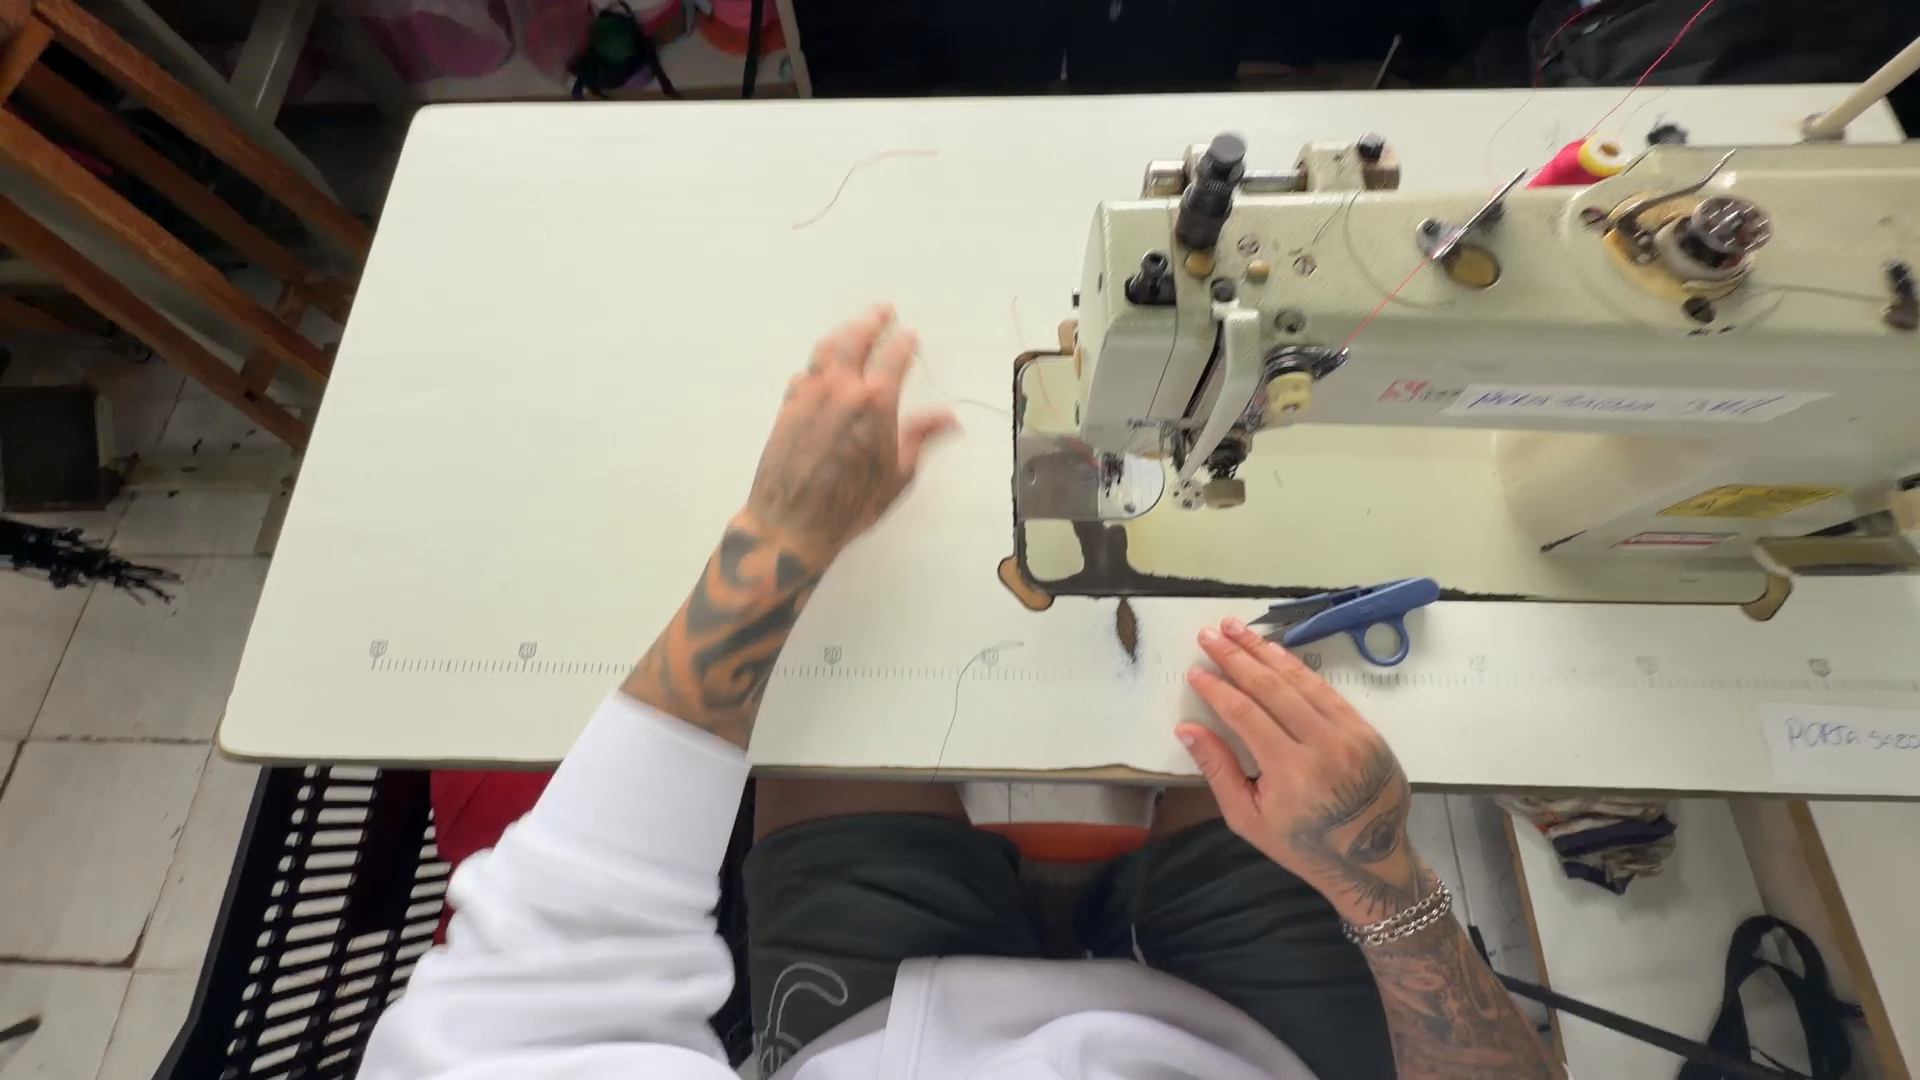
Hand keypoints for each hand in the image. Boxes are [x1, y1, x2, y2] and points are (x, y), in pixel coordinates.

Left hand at [739, 305, 958, 564]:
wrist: (793, 522)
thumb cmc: (849, 505)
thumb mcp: (898, 474)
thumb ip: (922, 437)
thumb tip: (948, 419)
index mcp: (875, 401)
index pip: (894, 356)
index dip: (904, 343)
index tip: (909, 336)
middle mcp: (841, 389)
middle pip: (856, 338)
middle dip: (872, 321)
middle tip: (882, 311)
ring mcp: (809, 394)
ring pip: (826, 348)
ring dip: (842, 332)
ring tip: (852, 326)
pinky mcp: (787, 407)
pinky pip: (804, 373)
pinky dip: (816, 363)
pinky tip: (819, 367)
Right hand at [1177, 618, 1430, 924]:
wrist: (1373, 864)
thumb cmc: (1301, 844)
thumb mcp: (1248, 818)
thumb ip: (1217, 769)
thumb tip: (1186, 728)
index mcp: (1292, 773)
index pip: (1245, 714)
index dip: (1217, 689)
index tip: (1195, 670)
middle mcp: (1325, 747)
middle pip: (1271, 688)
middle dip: (1235, 656)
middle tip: (1209, 634)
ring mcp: (1352, 735)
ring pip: (1300, 680)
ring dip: (1264, 650)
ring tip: (1235, 628)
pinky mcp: (1367, 730)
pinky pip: (1325, 688)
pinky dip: (1296, 666)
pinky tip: (1273, 650)